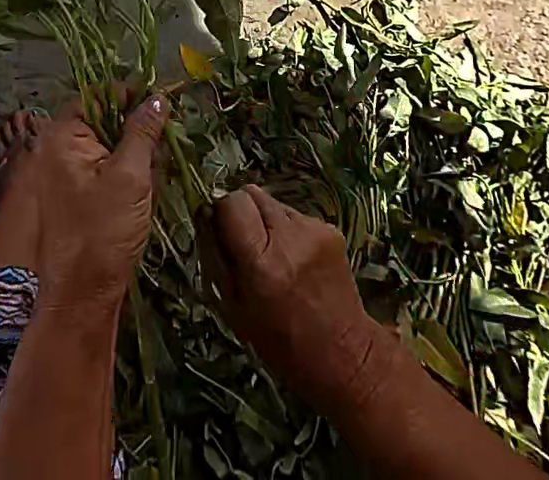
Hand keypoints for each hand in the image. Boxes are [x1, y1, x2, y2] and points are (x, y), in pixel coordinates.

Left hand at [13, 94, 168, 314]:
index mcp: (62, 138)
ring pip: (108, 146)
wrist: (81, 297)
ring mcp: (66, 175)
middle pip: (103, 120)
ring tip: (161, 164)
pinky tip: (150, 184)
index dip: (129, 93)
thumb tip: (156, 98)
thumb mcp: (130, 176)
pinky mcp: (78, 197)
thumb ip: (142, 132)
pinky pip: (106, 169)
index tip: (162, 98)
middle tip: (167, 135)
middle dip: (137, 126)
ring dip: (136, 151)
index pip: (96, 96)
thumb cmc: (102, 233)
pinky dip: (128, 171)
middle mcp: (58, 150)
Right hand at [203, 185, 396, 415]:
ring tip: (273, 256)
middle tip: (246, 244)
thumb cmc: (279, 342)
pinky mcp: (332, 228)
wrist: (343, 354)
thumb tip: (205, 216)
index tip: (219, 229)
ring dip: (266, 221)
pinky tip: (295, 260)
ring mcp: (314, 230)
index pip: (231, 202)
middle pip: (251, 193)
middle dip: (242, 212)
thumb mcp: (234, 307)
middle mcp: (290, 237)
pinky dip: (288, 231)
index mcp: (261, 262)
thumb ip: (217, 257)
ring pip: (273, 202)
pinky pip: (295, 215)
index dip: (222, 212)